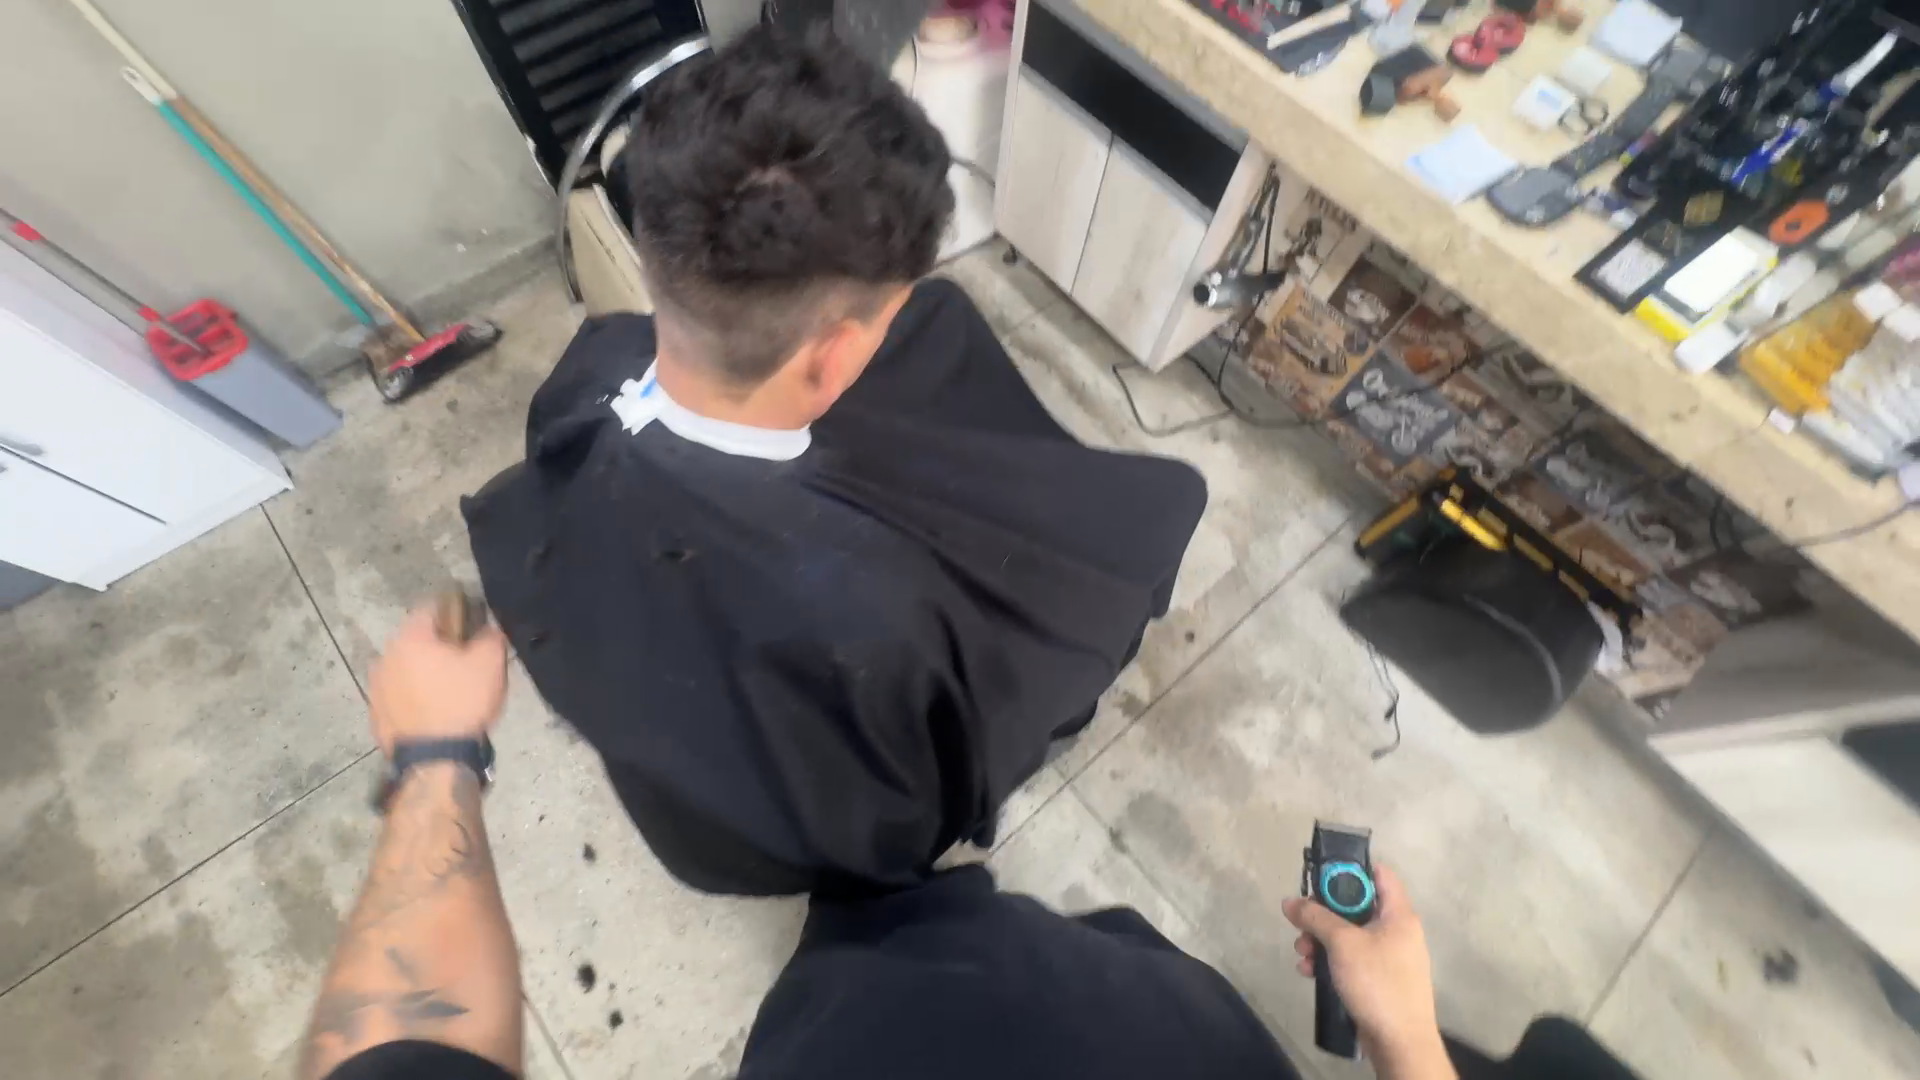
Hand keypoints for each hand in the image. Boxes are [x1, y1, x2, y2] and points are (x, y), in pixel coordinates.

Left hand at [367, 601, 508, 752]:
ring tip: (453, 685)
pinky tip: (438, 707)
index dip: (456, 607)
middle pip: (418, 639)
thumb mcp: (491, 663)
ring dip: (427, 669)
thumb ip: (491, 636)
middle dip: (441, 643)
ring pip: (408, 667)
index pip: (431, 606)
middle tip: (468, 656)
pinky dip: (418, 693)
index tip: (474, 618)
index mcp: (411, 639)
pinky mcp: (377, 713)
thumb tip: (488, 628)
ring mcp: (376, 687)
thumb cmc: (463, 700)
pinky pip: (401, 693)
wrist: (434, 757)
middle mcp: (385, 657)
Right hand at [1282, 864, 1443, 1068]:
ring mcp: (1387, 957)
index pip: (1379, 873)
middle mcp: (1395, 931)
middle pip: (1354, 904)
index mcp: (1398, 915)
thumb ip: (1314, 916)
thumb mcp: (1341, 943)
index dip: (1351, 868)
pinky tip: (1310, 971)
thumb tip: (1290, 902)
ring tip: (1303, 953)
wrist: (1401, 1046)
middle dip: (1322, 912)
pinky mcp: (1377, 979)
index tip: (1321, 876)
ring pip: (1346, 933)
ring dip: (1319, 938)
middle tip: (1302, 921)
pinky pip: (1348, 957)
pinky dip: (1328, 959)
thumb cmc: (1378, 984)